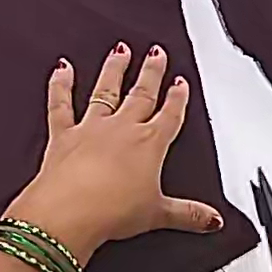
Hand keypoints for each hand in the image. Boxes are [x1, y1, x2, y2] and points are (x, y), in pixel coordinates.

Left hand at [4, 42, 224, 264]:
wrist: (70, 212)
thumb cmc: (112, 210)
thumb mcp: (159, 214)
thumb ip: (188, 214)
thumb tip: (211, 220)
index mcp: (149, 144)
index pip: (169, 115)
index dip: (177, 99)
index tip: (181, 84)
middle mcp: (121, 130)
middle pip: (142, 95)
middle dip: (152, 73)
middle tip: (157, 54)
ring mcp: (91, 129)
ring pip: (106, 91)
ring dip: (114, 70)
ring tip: (120, 51)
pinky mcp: (63, 136)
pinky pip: (61, 104)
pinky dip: (61, 85)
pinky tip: (63, 69)